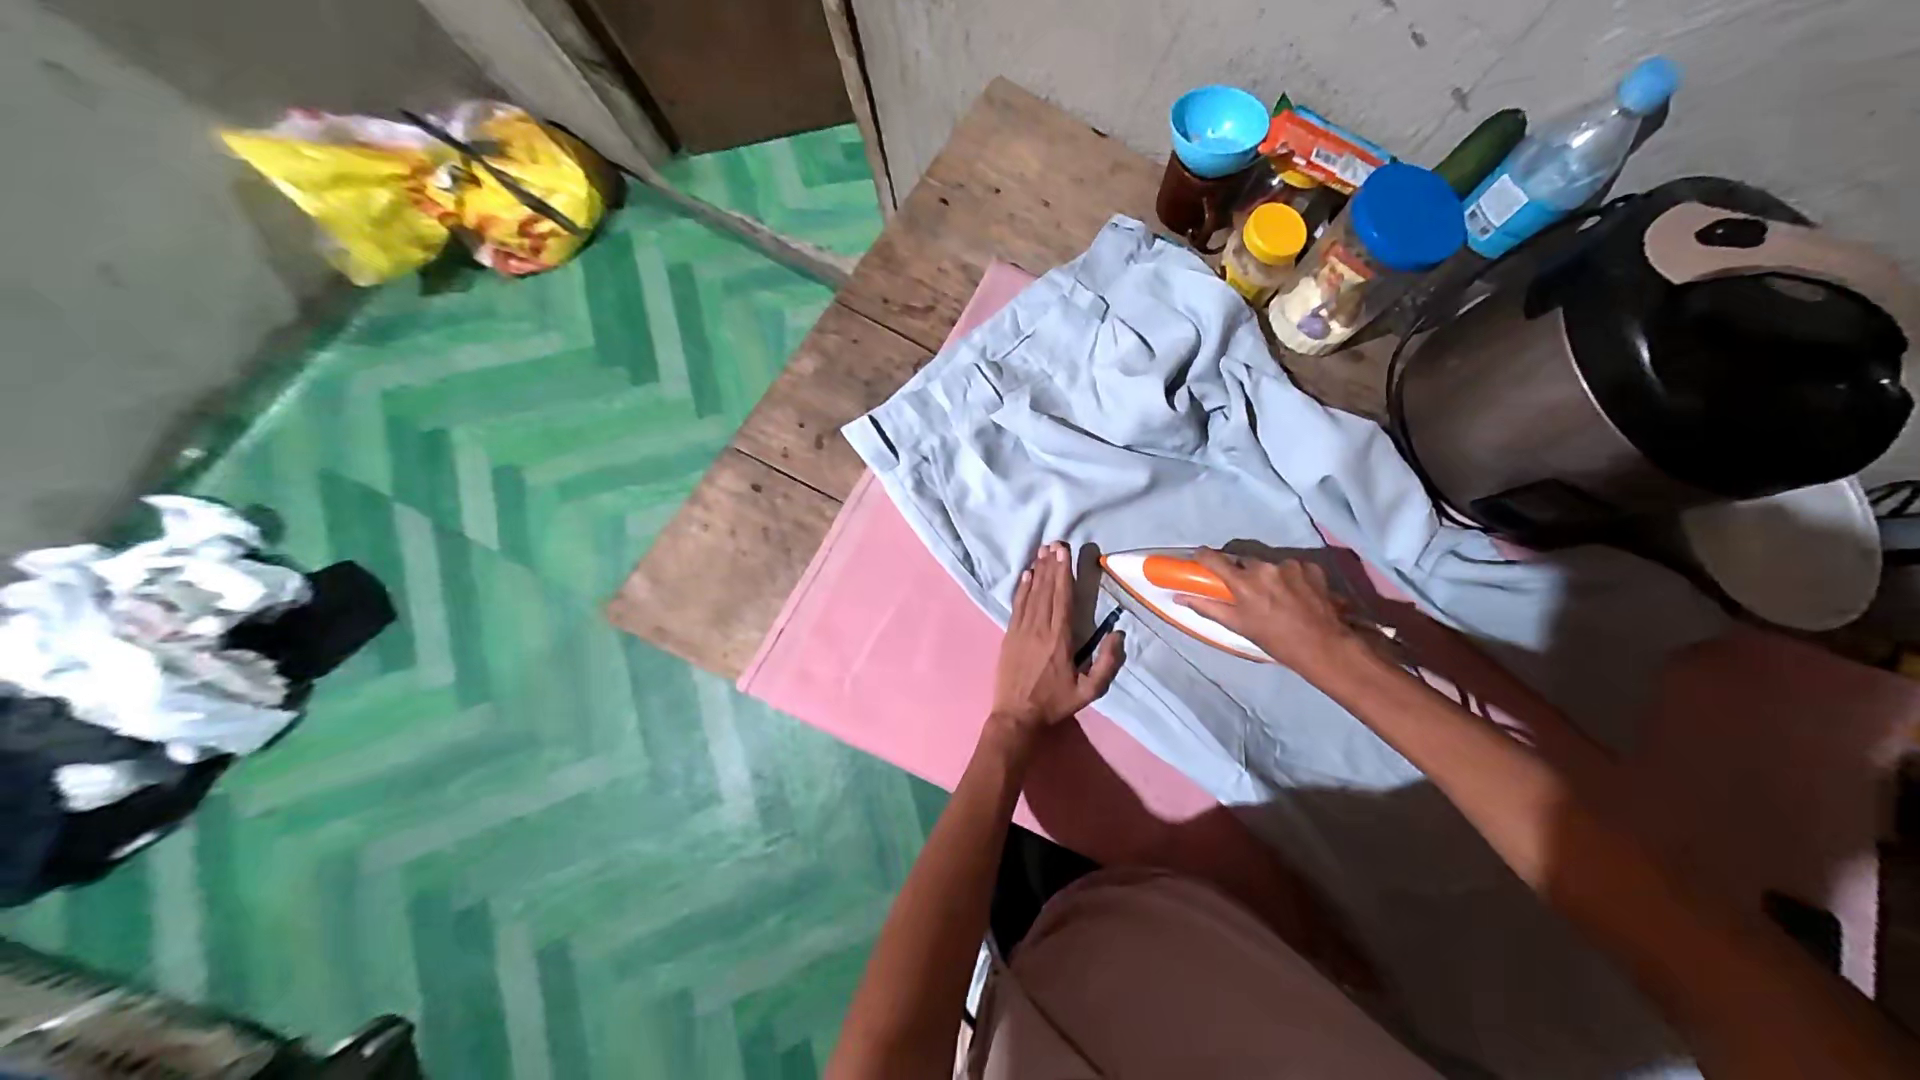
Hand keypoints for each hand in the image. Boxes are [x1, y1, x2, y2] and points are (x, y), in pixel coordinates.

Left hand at [989, 542, 1124, 746]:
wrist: (1016, 716)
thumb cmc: (1055, 703)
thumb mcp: (1089, 691)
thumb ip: (1107, 664)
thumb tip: (1118, 635)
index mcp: (1060, 639)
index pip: (1063, 599)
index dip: (1064, 574)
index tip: (1065, 553)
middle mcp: (1039, 629)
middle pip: (1046, 590)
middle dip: (1051, 565)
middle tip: (1055, 542)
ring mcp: (1021, 630)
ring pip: (1030, 594)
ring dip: (1037, 571)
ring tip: (1042, 550)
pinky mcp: (1009, 635)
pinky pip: (1016, 606)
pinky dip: (1021, 589)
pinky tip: (1025, 575)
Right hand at [1177, 549, 1373, 679]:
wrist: (1324, 645)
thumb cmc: (1275, 640)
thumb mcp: (1238, 626)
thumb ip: (1207, 607)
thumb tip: (1179, 597)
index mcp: (1243, 582)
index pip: (1213, 558)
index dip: (1203, 557)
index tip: (1199, 559)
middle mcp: (1265, 567)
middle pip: (1243, 560)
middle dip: (1241, 571)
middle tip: (1246, 590)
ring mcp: (1290, 565)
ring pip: (1269, 564)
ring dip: (1267, 574)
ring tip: (1277, 595)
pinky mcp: (1311, 566)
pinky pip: (1291, 567)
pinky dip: (1290, 576)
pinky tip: (1296, 593)